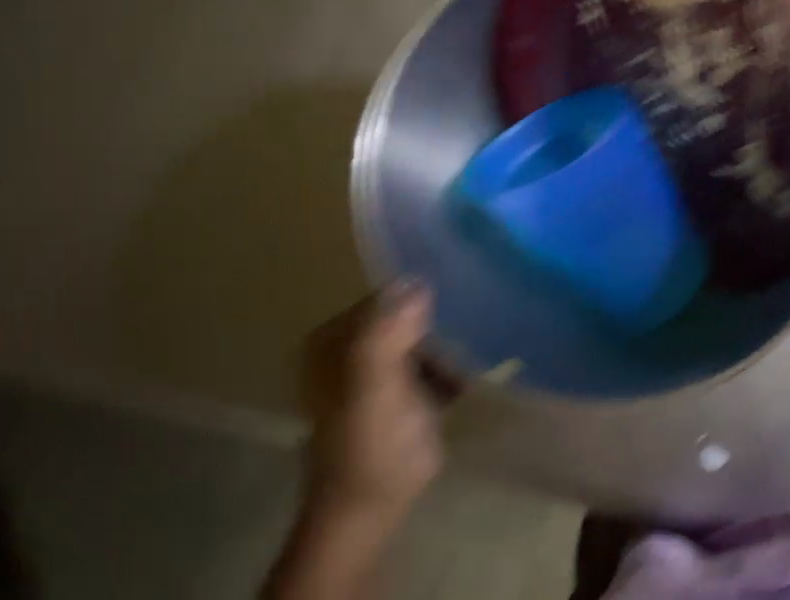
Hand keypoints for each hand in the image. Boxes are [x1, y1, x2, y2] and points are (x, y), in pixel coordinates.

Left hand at [301, 282, 444, 525]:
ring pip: (426, 337)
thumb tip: (415, 282)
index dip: (422, 303)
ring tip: (456, 377)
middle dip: (439, 330)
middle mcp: (350, 344)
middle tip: (455, 354)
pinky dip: (449, 369)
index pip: (389, 295)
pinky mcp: (397, 389)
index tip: (451, 318)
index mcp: (333, 338)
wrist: (370, 507)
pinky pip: (432, 360)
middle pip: (411, 314)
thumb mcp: (375, 390)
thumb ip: (386, 337)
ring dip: (448, 353)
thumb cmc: (371, 448)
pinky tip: (457, 386)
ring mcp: (374, 367)